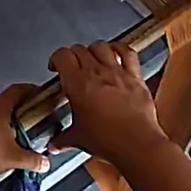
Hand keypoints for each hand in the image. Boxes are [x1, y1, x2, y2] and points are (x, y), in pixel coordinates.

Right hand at [49, 43, 165, 161]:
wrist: (137, 144)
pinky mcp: (134, 77)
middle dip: (72, 55)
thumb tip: (54, 145)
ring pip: (101, 46)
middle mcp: (96, 73)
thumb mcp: (78, 138)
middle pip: (79, 49)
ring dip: (93, 50)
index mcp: (77, 83)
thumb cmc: (108, 140)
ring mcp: (117, 72)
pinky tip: (116, 52)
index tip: (56, 67)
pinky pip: (128, 53)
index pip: (62, 55)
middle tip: (71, 66)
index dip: (56, 58)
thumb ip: (62, 139)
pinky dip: (120, 49)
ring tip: (91, 58)